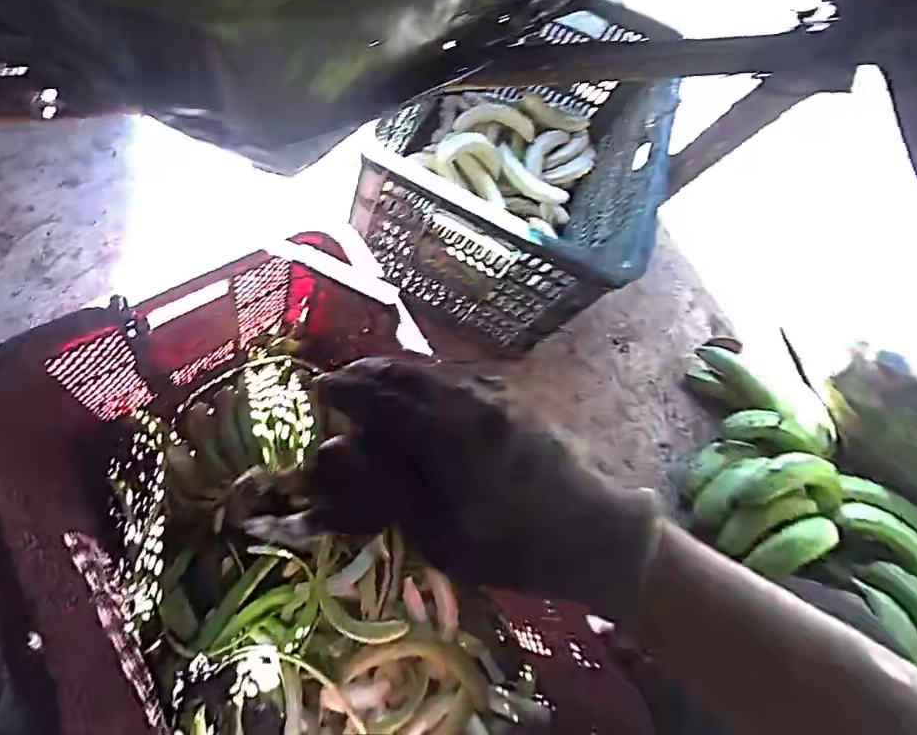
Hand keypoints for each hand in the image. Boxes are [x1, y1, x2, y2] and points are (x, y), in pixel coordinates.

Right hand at [308, 357, 662, 622]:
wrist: (597, 530)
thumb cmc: (517, 546)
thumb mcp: (444, 536)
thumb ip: (391, 490)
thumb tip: (345, 454)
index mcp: (449, 434)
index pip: (383, 398)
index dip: (347, 390)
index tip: (319, 387)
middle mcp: (468, 399)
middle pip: (404, 372)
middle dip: (365, 372)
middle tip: (338, 381)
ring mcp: (492, 392)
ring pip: (429, 369)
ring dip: (393, 372)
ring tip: (368, 382)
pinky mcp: (508, 396)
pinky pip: (452, 375)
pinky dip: (422, 377)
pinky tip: (413, 391)